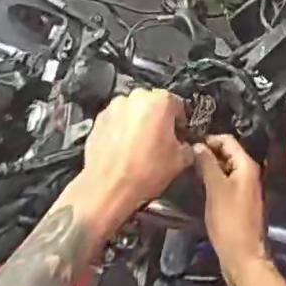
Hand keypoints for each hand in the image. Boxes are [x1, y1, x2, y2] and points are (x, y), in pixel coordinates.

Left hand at [73, 90, 192, 218]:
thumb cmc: (147, 171)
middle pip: (154, 104)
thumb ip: (188, 147)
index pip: (178, 106)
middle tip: (158, 141)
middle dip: (157, 119)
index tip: (179, 137)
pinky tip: (121, 148)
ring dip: (138, 122)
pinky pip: (116, 120)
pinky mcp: (98, 119)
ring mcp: (114, 106)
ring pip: (133, 111)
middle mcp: (137, 96)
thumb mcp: (179, 161)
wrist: (106, 190)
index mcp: (161, 100)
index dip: (180, 122)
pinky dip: (120, 129)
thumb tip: (186, 146)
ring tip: (137, 145)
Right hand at [195, 135, 266, 275]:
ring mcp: (245, 186)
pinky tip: (201, 183)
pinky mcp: (240, 199)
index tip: (190, 143)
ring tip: (191, 167)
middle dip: (209, 151)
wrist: (242, 255)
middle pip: (228, 152)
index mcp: (246, 165)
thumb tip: (198, 145)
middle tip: (188, 155)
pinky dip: (215, 178)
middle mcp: (249, 171)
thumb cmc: (229, 220)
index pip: (228, 140)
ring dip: (211, 165)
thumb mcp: (216, 189)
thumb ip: (208, 164)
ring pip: (226, 167)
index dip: (210, 139)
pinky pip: (227, 180)